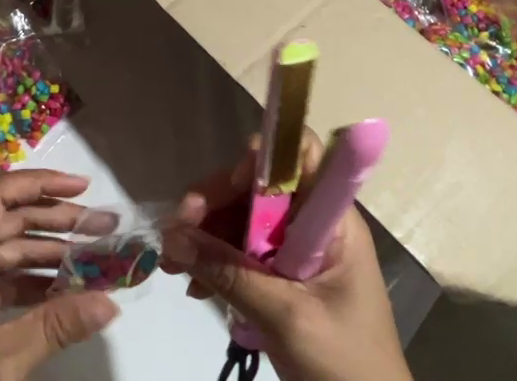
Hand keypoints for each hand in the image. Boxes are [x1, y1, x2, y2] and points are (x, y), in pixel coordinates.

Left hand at [0, 170, 121, 380]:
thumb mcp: (2, 360)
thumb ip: (55, 327)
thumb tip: (110, 302)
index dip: (39, 183)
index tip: (82, 187)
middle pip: (11, 219)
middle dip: (58, 218)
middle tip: (105, 224)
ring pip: (14, 249)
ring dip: (55, 248)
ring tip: (99, 253)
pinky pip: (11, 279)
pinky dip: (42, 279)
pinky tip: (75, 287)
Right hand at [159, 133, 412, 380]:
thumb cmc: (345, 363)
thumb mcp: (286, 317)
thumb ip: (230, 274)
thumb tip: (171, 238)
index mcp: (331, 219)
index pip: (300, 155)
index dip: (265, 156)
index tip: (233, 185)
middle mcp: (311, 222)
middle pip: (256, 185)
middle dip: (214, 202)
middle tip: (177, 231)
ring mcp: (294, 247)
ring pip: (240, 216)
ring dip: (204, 234)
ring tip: (174, 264)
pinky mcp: (280, 273)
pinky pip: (237, 249)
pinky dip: (211, 259)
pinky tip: (193, 284)